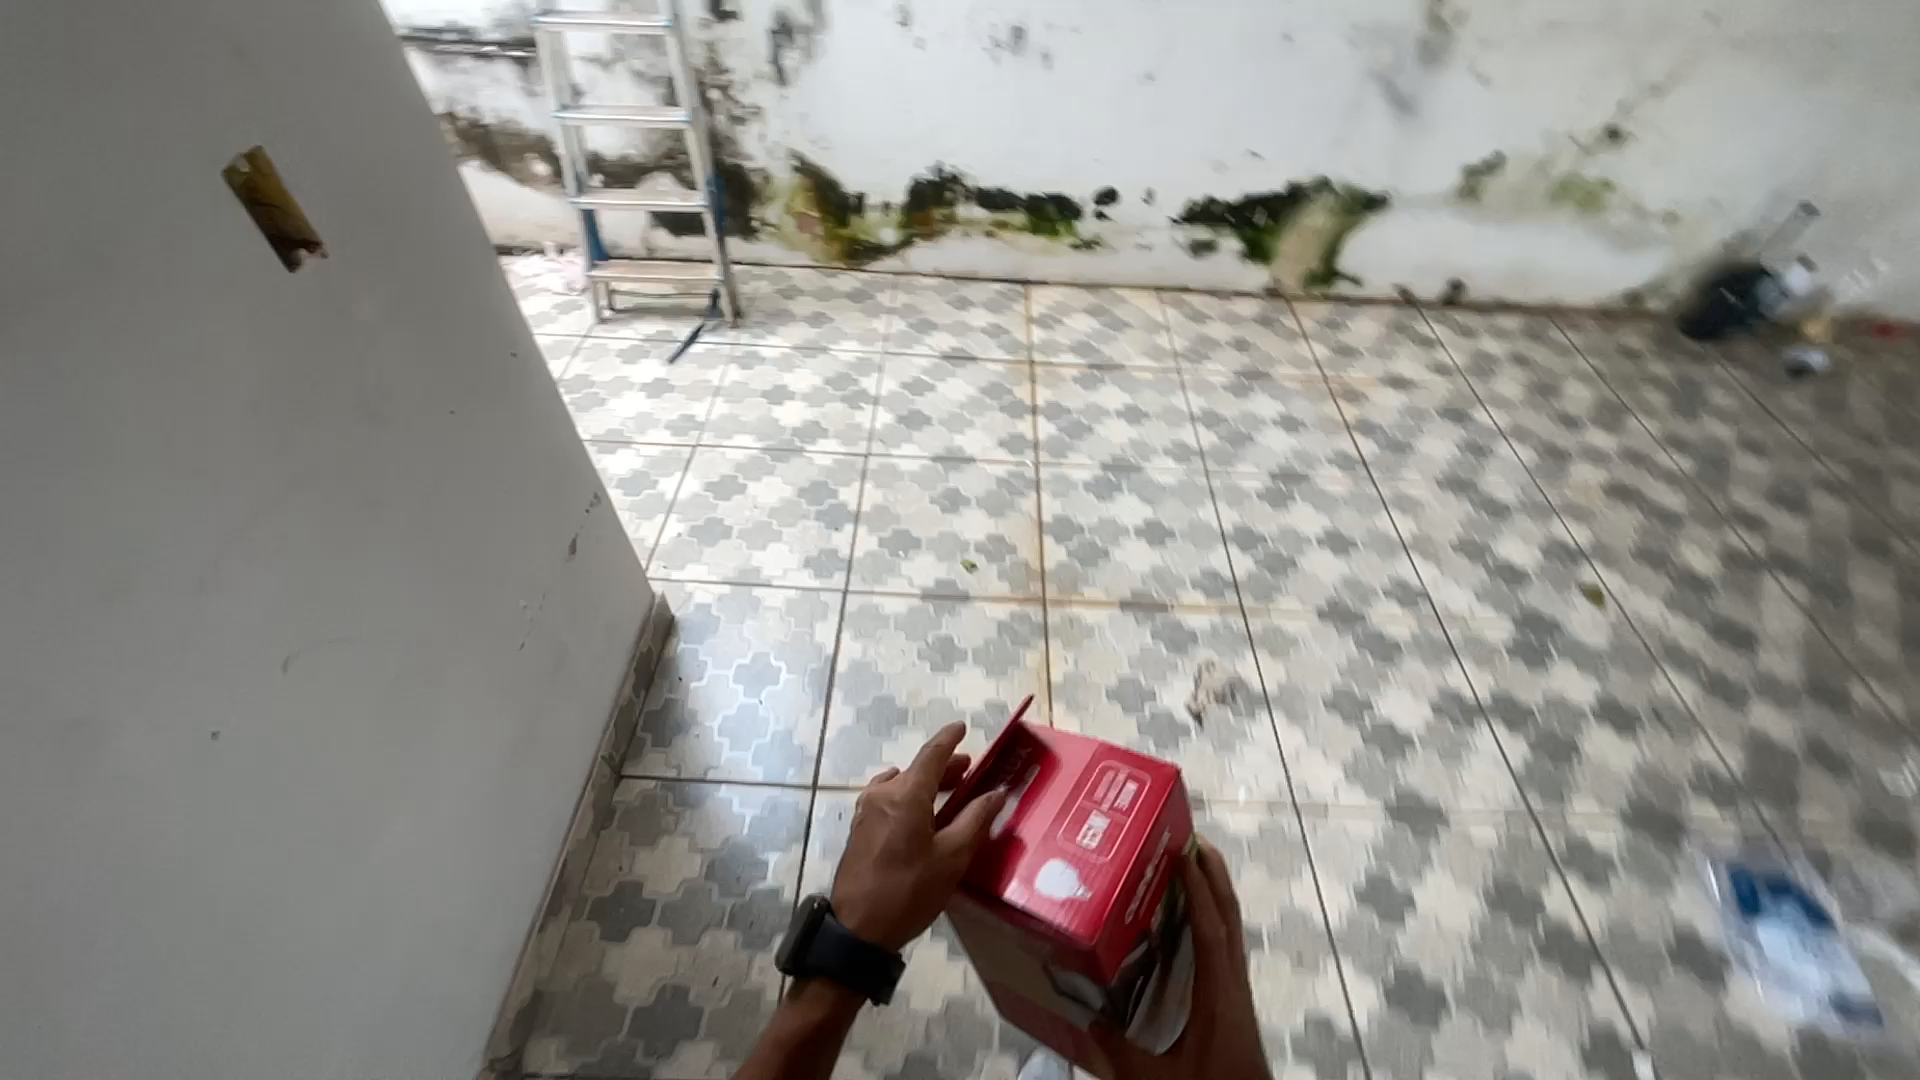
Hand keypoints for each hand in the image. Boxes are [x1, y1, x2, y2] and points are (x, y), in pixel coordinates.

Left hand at [830, 722, 1006, 950]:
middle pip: (917, 770)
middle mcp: (882, 793)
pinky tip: (919, 815)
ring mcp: (867, 810)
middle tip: (968, 771)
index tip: (962, 726)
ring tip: (947, 794)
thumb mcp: (952, 858)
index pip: (932, 754)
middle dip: (944, 767)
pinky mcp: (860, 828)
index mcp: (906, 794)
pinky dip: (908, 797)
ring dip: (924, 784)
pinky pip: (888, 799)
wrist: (856, 929)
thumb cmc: (908, 891)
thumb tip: (995, 793)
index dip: (949, 739)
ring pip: (900, 784)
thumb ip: (975, 820)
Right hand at [1090, 838, 1272, 1079]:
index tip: (1180, 852)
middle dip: (1214, 874)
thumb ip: (1120, 1052)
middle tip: (1191, 839)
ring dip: (1216, 893)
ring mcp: (1238, 992)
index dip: (1197, 889)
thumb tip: (1089, 1019)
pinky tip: (1191, 921)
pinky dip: (1212, 919)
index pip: (1210, 929)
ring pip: (1232, 929)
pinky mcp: (1236, 1003)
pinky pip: (1226, 946)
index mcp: (1218, 994)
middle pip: (1230, 917)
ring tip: (1190, 866)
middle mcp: (1233, 983)